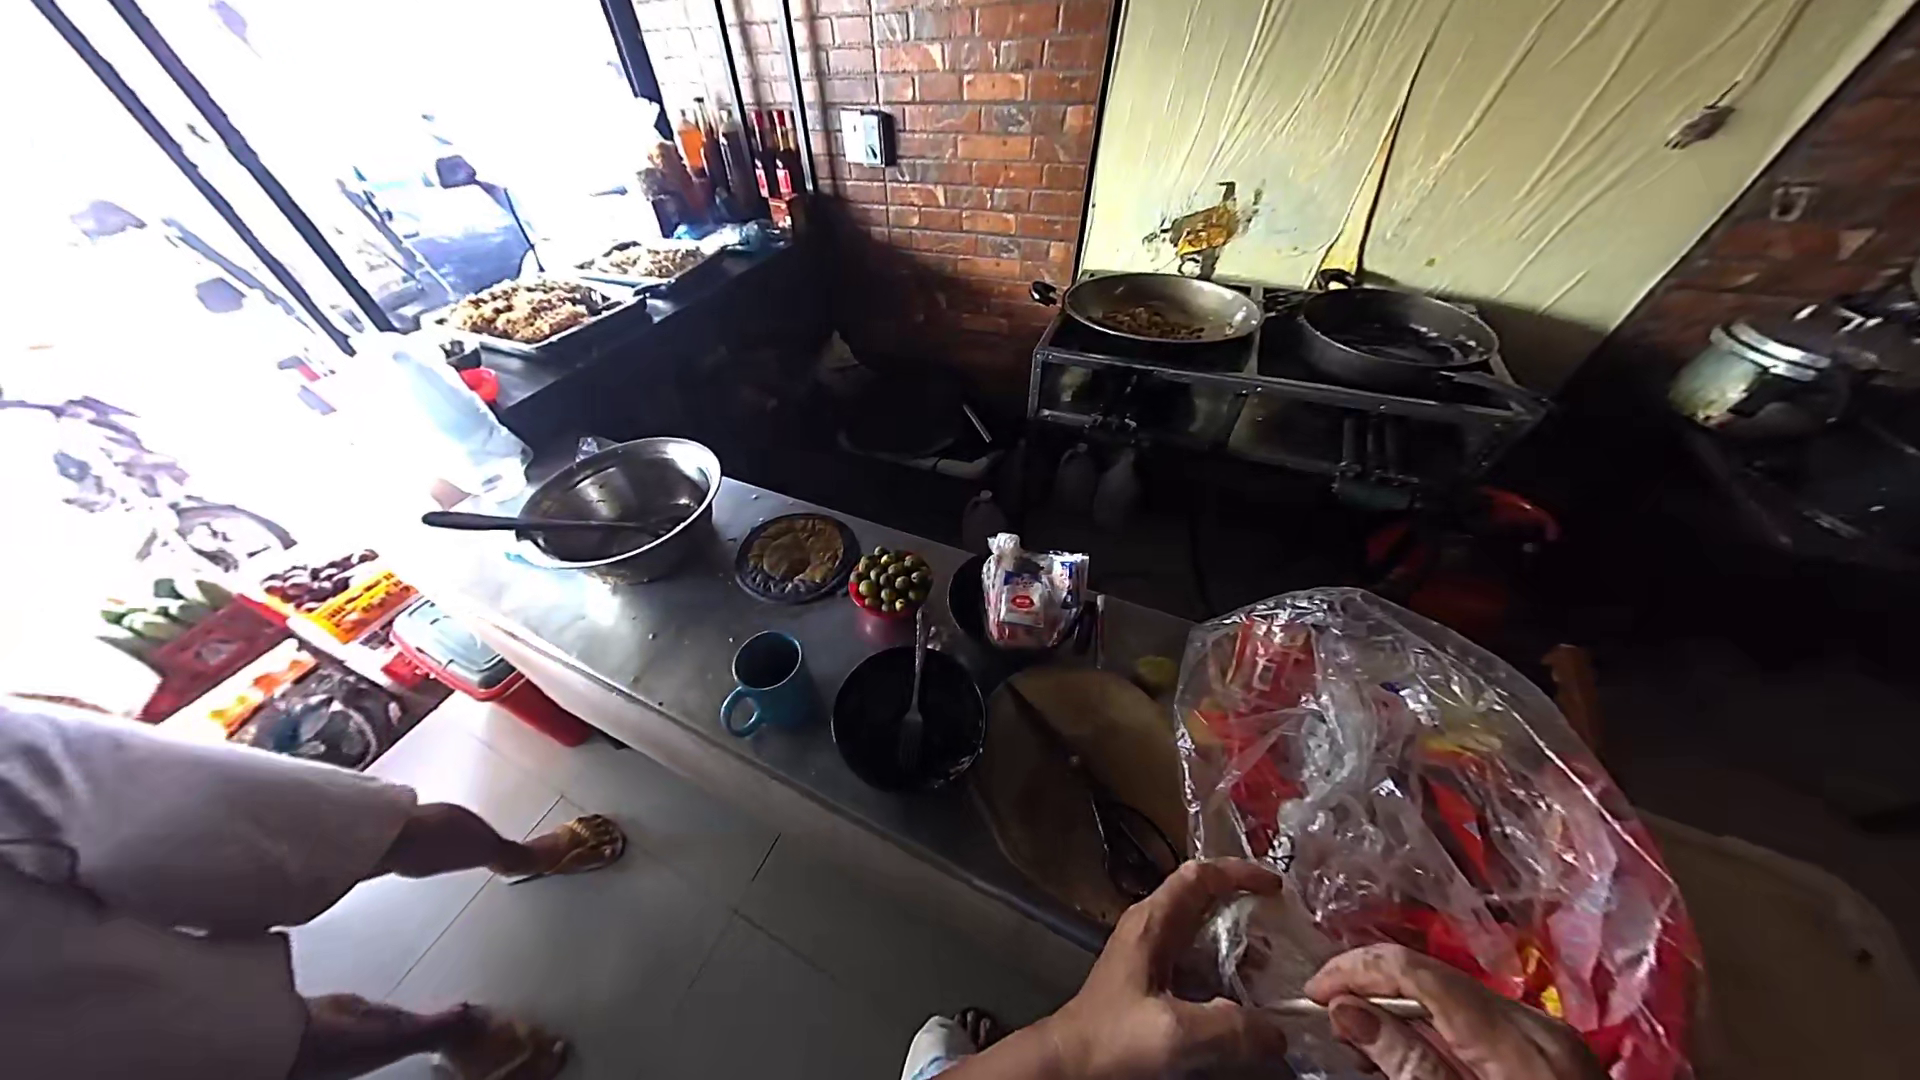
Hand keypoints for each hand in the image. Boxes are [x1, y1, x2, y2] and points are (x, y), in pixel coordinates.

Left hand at [1039, 859, 1290, 1079]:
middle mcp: (1151, 926)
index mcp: (1152, 921)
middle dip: (1243, 905)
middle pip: (1201, 898)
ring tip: (1273, 967)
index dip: (1237, 872)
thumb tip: (1278, 1030)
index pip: (1197, 876)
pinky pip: (1195, 959)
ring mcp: (1150, 950)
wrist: (1072, 1060)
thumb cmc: (1116, 1036)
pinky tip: (1245, 998)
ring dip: (1236, 942)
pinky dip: (1224, 968)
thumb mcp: (1176, 1033)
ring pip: (1200, 930)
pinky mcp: (1152, 976)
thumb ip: (1229, 1028)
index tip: (1275, 884)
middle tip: (1283, 925)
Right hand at [1305, 944, 1605, 1079]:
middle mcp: (1535, 1023)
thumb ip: (1409, 1065)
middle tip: (1334, 1020)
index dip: (1354, 970)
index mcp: (1517, 1039)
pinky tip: (1409, 1049)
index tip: (1315, 993)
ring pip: (1444, 991)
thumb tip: (1344, 1009)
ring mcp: (1547, 1034)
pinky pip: (1470, 1015)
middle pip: (1427, 974)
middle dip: (1370, 988)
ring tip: (1364, 1039)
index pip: (1413, 969)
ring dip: (1396, 1007)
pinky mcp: (1549, 1050)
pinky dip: (1430, 1025)